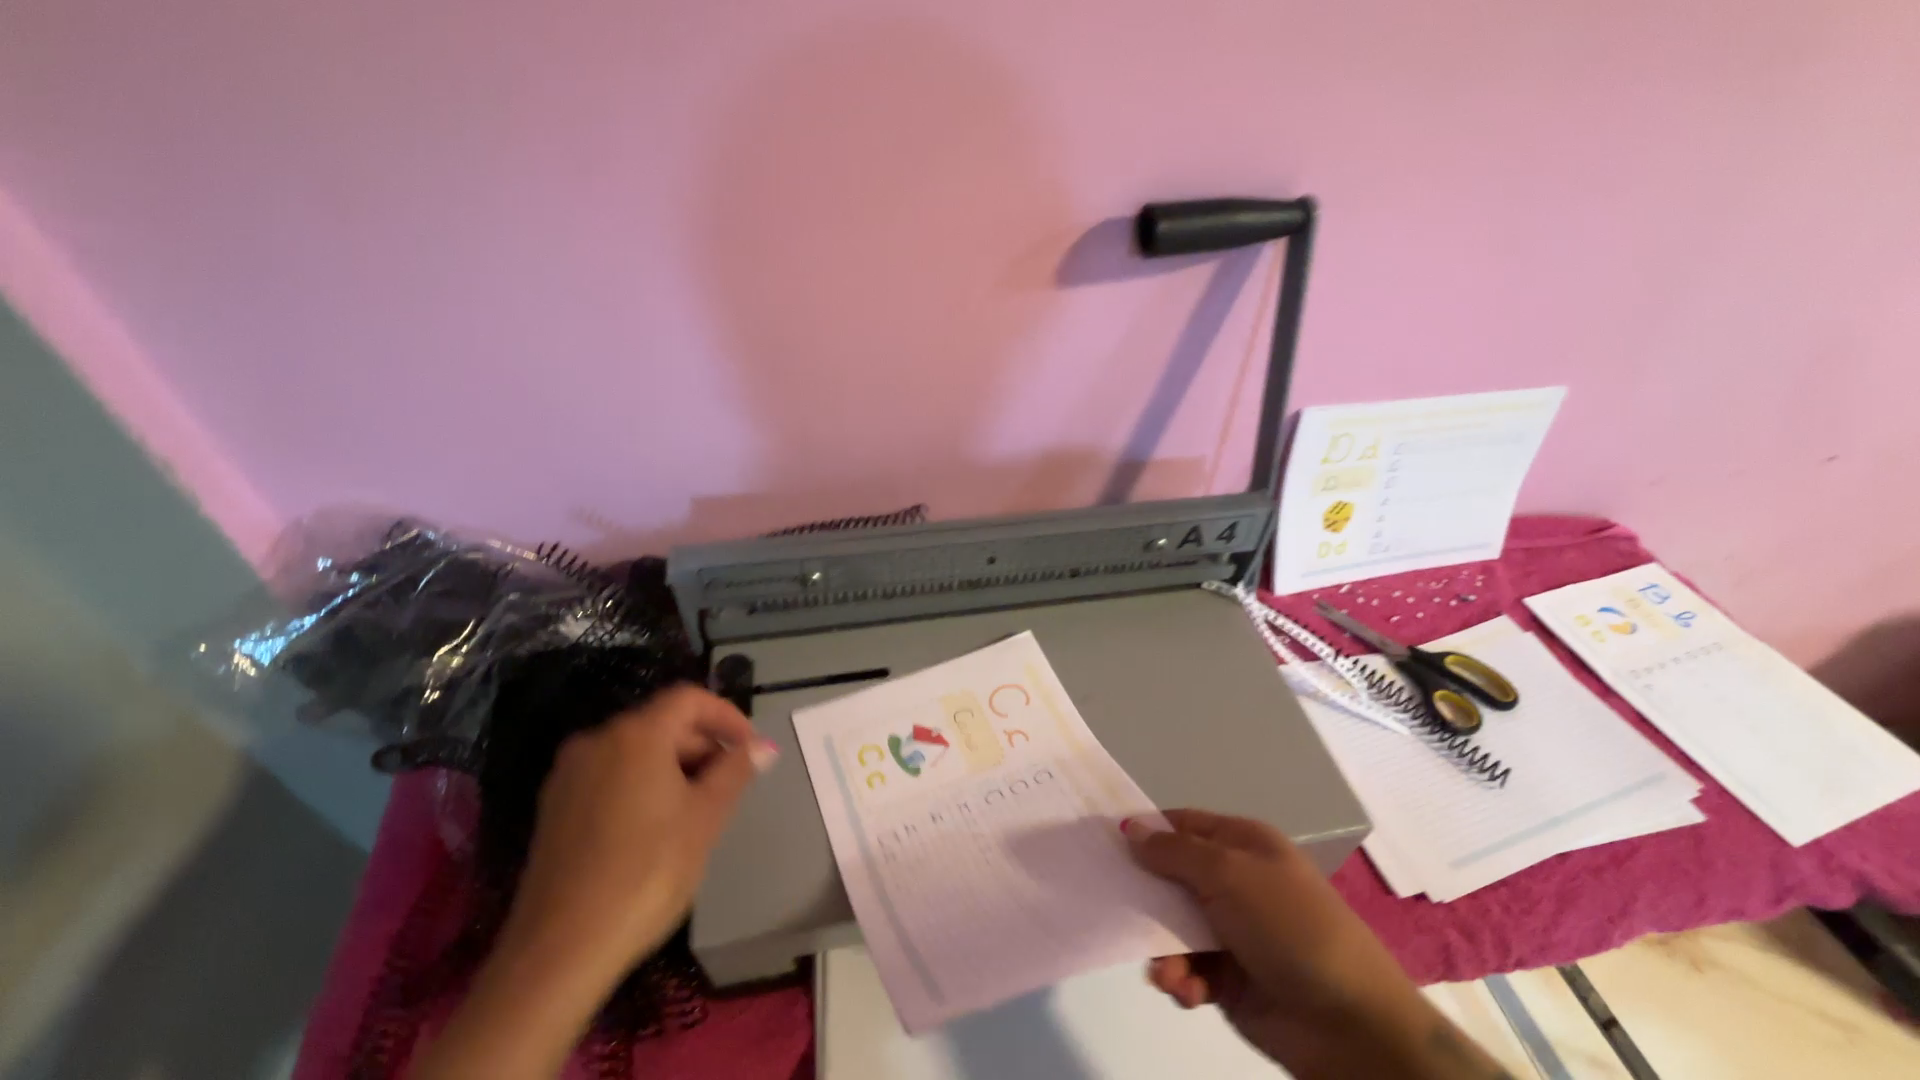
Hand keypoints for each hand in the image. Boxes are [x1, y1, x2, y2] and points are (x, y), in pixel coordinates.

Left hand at [414, 686, 775, 1078]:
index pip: (689, 699)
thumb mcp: (704, 819)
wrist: (562, 946)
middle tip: (731, 785)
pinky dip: (641, 785)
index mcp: (636, 735)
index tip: (752, 749)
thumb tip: (762, 746)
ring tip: (699, 810)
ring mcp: (569, 774)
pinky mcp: (554, 807)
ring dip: (673, 767)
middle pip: (660, 723)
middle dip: (701, 745)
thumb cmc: (647, 873)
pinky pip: (610, 777)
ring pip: (634, 752)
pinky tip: (656, 828)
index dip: (727, 716)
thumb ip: (734, 772)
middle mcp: (596, 741)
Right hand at [1125, 811, 1510, 1079]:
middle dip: (1144, 899)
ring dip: (1163, 951)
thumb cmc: (1291, 928)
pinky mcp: (1229, 978)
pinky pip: (1187, 969)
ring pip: (1171, 929)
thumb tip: (1130, 826)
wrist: (1350, 1022)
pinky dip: (1182, 981)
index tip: (1101, 842)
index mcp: (1243, 844)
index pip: (1182, 825)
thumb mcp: (1231, 875)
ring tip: (1170, 974)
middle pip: (1170, 878)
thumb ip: (1175, 852)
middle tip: (1115, 910)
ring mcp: (1232, 931)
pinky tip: (1188, 994)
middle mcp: (1236, 883)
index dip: (1144, 831)